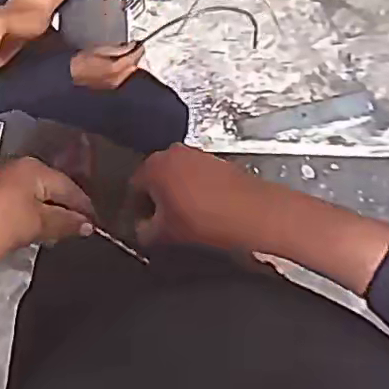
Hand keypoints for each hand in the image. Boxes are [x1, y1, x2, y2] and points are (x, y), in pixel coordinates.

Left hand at [0, 158, 95, 307]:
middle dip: (68, 210)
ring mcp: (5, 183)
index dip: (84, 206)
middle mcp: (18, 170)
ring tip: (60, 234)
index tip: (93, 222)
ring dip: (51, 215)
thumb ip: (66, 222)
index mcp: (31, 168)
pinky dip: (35, 218)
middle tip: (81, 229)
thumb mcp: (38, 224)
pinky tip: (37, 232)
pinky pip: (25, 205)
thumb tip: (84, 223)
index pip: (69, 185)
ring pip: (39, 198)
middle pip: (54, 189)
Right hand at [70, 42, 143, 90]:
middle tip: (134, 48)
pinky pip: (123, 77)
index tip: (140, 44)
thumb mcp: (99, 49)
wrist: (71, 73)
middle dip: (135, 57)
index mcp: (114, 68)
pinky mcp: (111, 86)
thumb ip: (117, 48)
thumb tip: (131, 46)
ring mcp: (114, 84)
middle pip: (133, 67)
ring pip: (129, 73)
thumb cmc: (81, 60)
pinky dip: (124, 70)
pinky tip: (119, 64)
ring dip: (130, 64)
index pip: (133, 58)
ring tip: (126, 54)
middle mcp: (117, 78)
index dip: (138, 50)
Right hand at [130, 146, 262, 250]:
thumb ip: (143, 232)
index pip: (134, 188)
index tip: (146, 225)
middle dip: (157, 199)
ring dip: (177, 194)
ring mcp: (195, 154)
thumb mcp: (165, 234)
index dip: (138, 210)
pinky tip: (206, 210)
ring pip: (176, 176)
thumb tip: (141, 229)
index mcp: (152, 166)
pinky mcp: (215, 160)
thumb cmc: (205, 221)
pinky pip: (196, 175)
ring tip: (189, 218)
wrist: (255, 213)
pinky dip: (196, 190)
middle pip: (154, 179)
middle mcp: (170, 153)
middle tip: (167, 223)